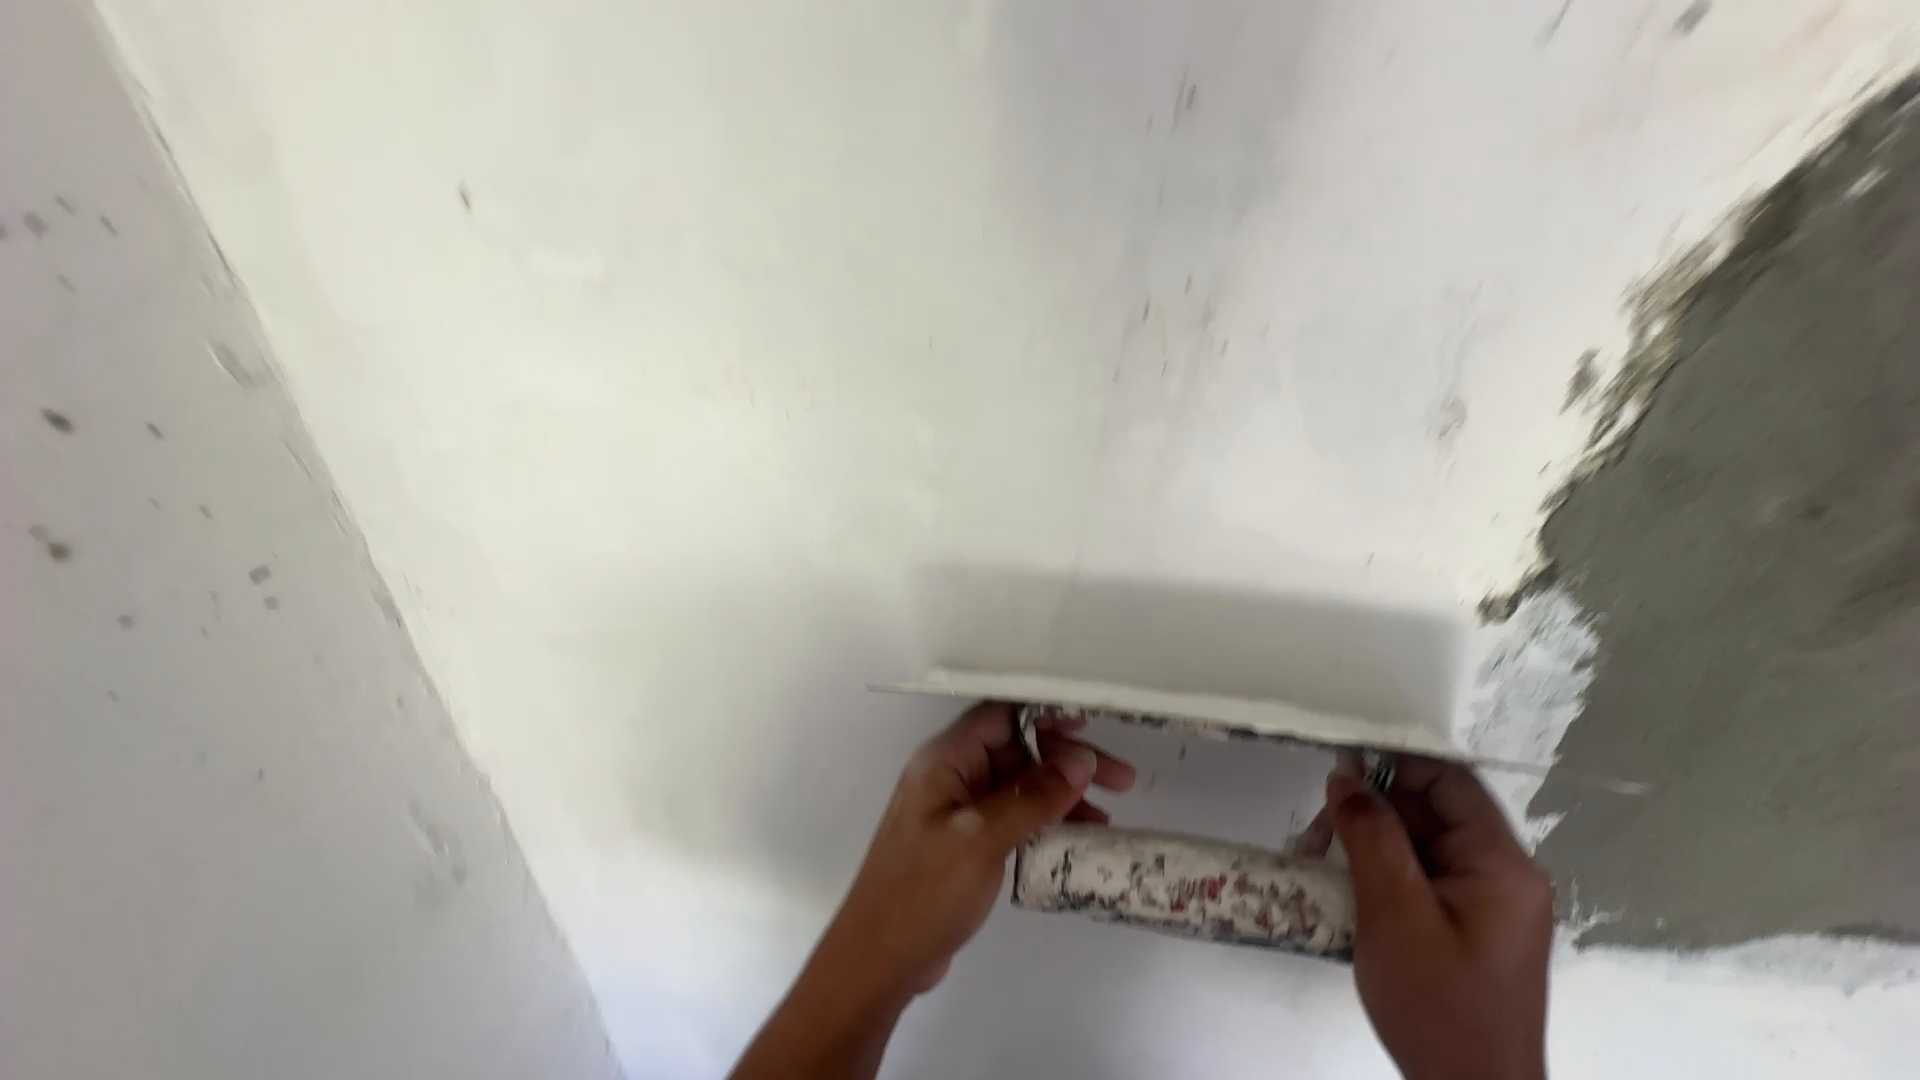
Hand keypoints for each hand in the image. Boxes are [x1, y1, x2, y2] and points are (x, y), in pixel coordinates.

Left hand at [819, 701, 1136, 996]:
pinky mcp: (965, 843)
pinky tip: (1076, 838)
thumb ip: (1032, 797)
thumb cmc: (924, 892)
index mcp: (945, 761)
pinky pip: (1012, 818)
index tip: (1091, 728)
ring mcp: (957, 811)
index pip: (1002, 716)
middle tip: (1121, 780)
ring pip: (1019, 786)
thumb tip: (1080, 761)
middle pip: (1017, 750)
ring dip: (1062, 796)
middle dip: (1067, 761)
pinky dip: (1045, 823)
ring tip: (1106, 818)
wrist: (879, 960)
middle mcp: (950, 776)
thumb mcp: (982, 839)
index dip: (1047, 716)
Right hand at [1303, 756, 1553, 1079]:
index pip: (1450, 783)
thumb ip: (1371, 835)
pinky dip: (1378, 870)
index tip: (1339, 765)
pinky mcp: (1465, 926)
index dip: (1395, 764)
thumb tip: (1346, 776)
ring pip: (1420, 843)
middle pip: (1432, 812)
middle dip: (1371, 808)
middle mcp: (1501, 876)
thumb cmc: (1438, 1005)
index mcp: (1502, 865)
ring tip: (1318, 856)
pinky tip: (1340, 883)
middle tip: (1316, 828)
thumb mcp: (1394, 913)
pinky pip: (1419, 876)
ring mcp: (1484, 903)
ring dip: (1367, 840)